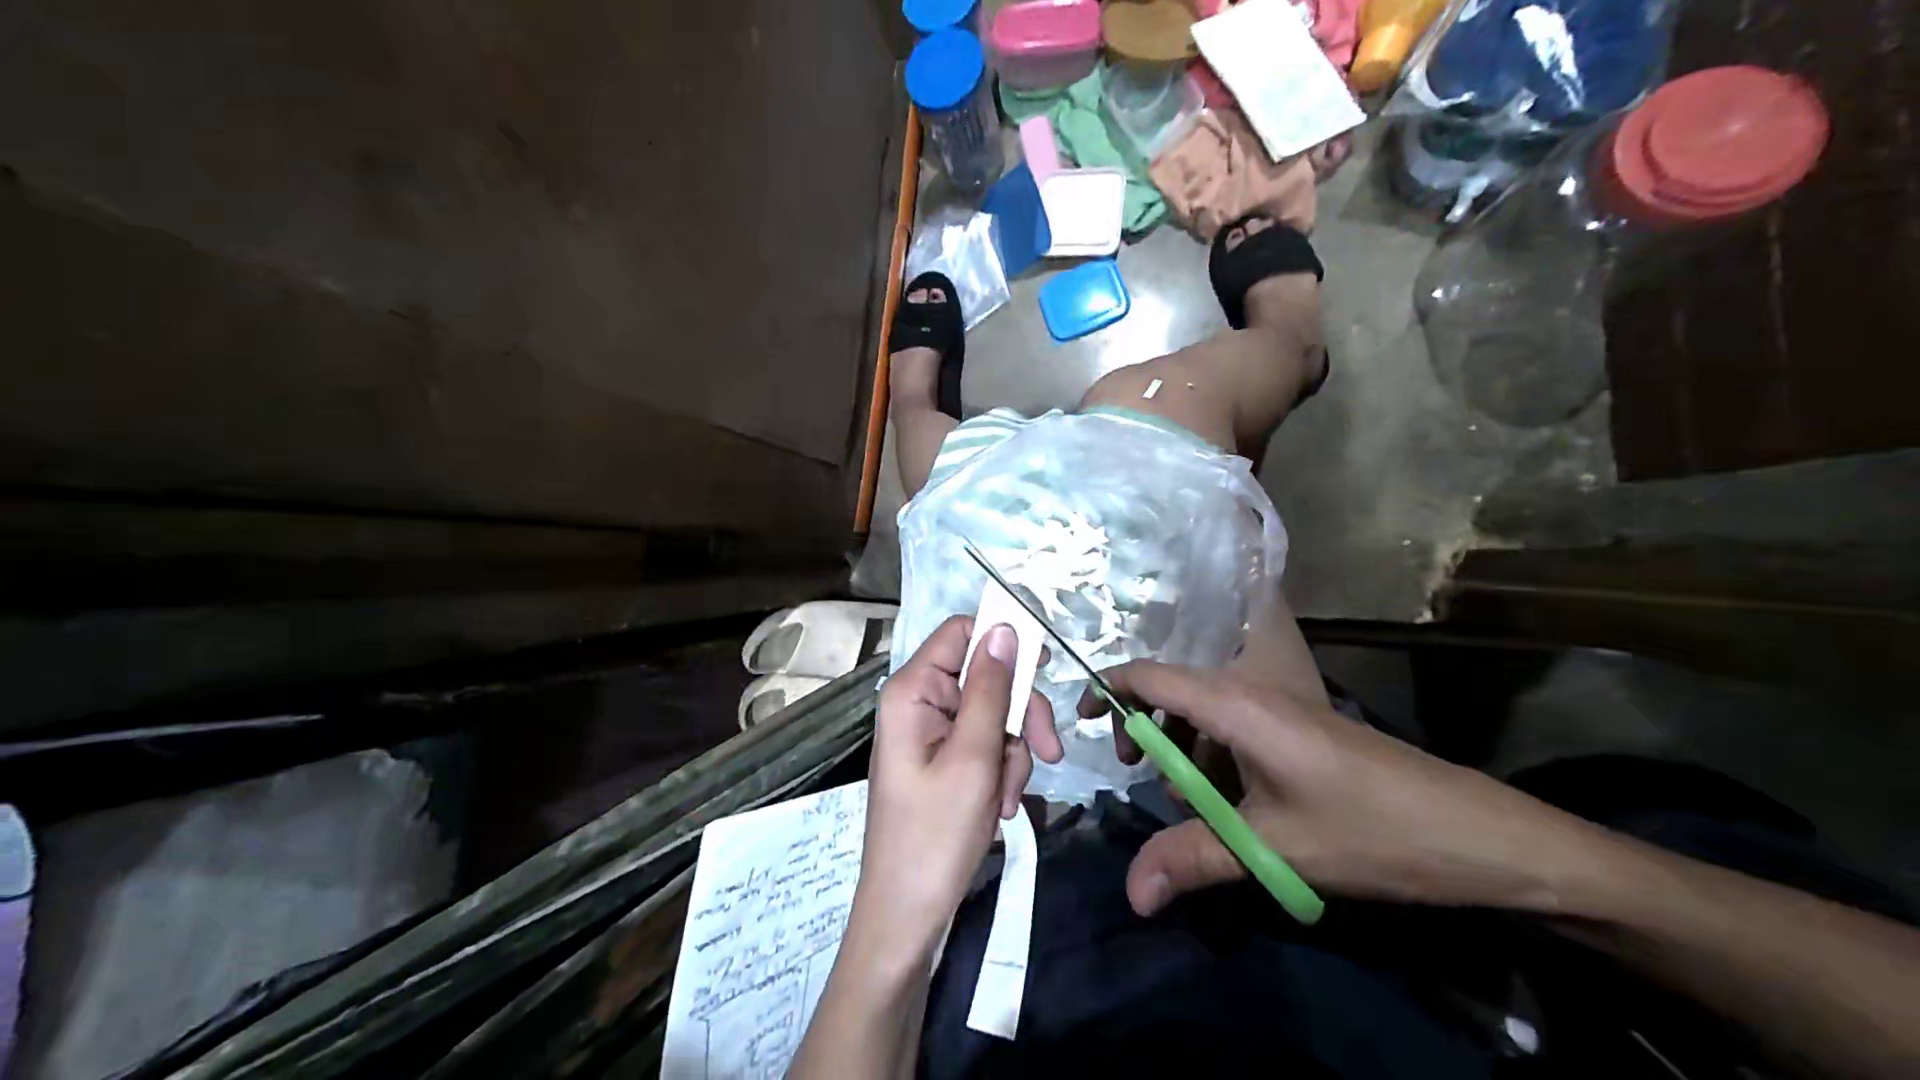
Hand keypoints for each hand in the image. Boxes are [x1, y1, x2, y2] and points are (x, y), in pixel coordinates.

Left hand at [853, 616, 1062, 960]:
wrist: (909, 914)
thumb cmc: (935, 836)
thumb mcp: (973, 758)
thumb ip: (991, 689)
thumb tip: (1004, 627)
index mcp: (913, 691)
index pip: (961, 632)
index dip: (1004, 640)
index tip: (1044, 666)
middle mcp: (920, 702)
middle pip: (986, 676)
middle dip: (1018, 715)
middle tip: (1048, 751)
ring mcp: (931, 733)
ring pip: (994, 714)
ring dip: (1012, 753)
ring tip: (1005, 798)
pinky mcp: (943, 759)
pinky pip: (986, 745)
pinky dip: (1001, 771)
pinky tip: (999, 807)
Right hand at [1083, 661, 1604, 916]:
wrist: (1478, 834)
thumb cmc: (1369, 830)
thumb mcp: (1271, 849)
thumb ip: (1192, 861)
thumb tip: (1129, 894)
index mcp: (1236, 705)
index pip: (1151, 674)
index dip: (1108, 687)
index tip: (1081, 720)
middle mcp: (1251, 692)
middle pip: (1172, 688)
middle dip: (1142, 725)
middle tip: (1132, 769)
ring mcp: (1279, 709)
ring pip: (1203, 709)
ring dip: (1179, 744)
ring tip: (1180, 796)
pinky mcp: (1298, 731)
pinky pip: (1232, 726)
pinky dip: (1211, 753)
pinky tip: (1225, 800)